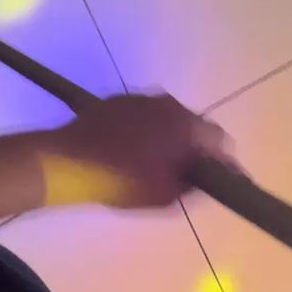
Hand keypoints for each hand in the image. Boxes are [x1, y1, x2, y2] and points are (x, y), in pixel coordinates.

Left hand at [49, 94, 232, 207]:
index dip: (222, 160)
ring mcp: (139, 97)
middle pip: (193, 124)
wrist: (69, 160)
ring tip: (158, 161)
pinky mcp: (117, 98)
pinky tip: (134, 147)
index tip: (219, 179)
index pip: (219, 139)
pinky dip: (146, 127)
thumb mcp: (166, 195)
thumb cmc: (122, 180)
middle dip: (194, 145)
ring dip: (169, 134)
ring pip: (166, 116)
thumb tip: (205, 179)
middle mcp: (166, 102)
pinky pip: (143, 113)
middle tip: (187, 171)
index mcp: (184, 124)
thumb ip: (194, 185)